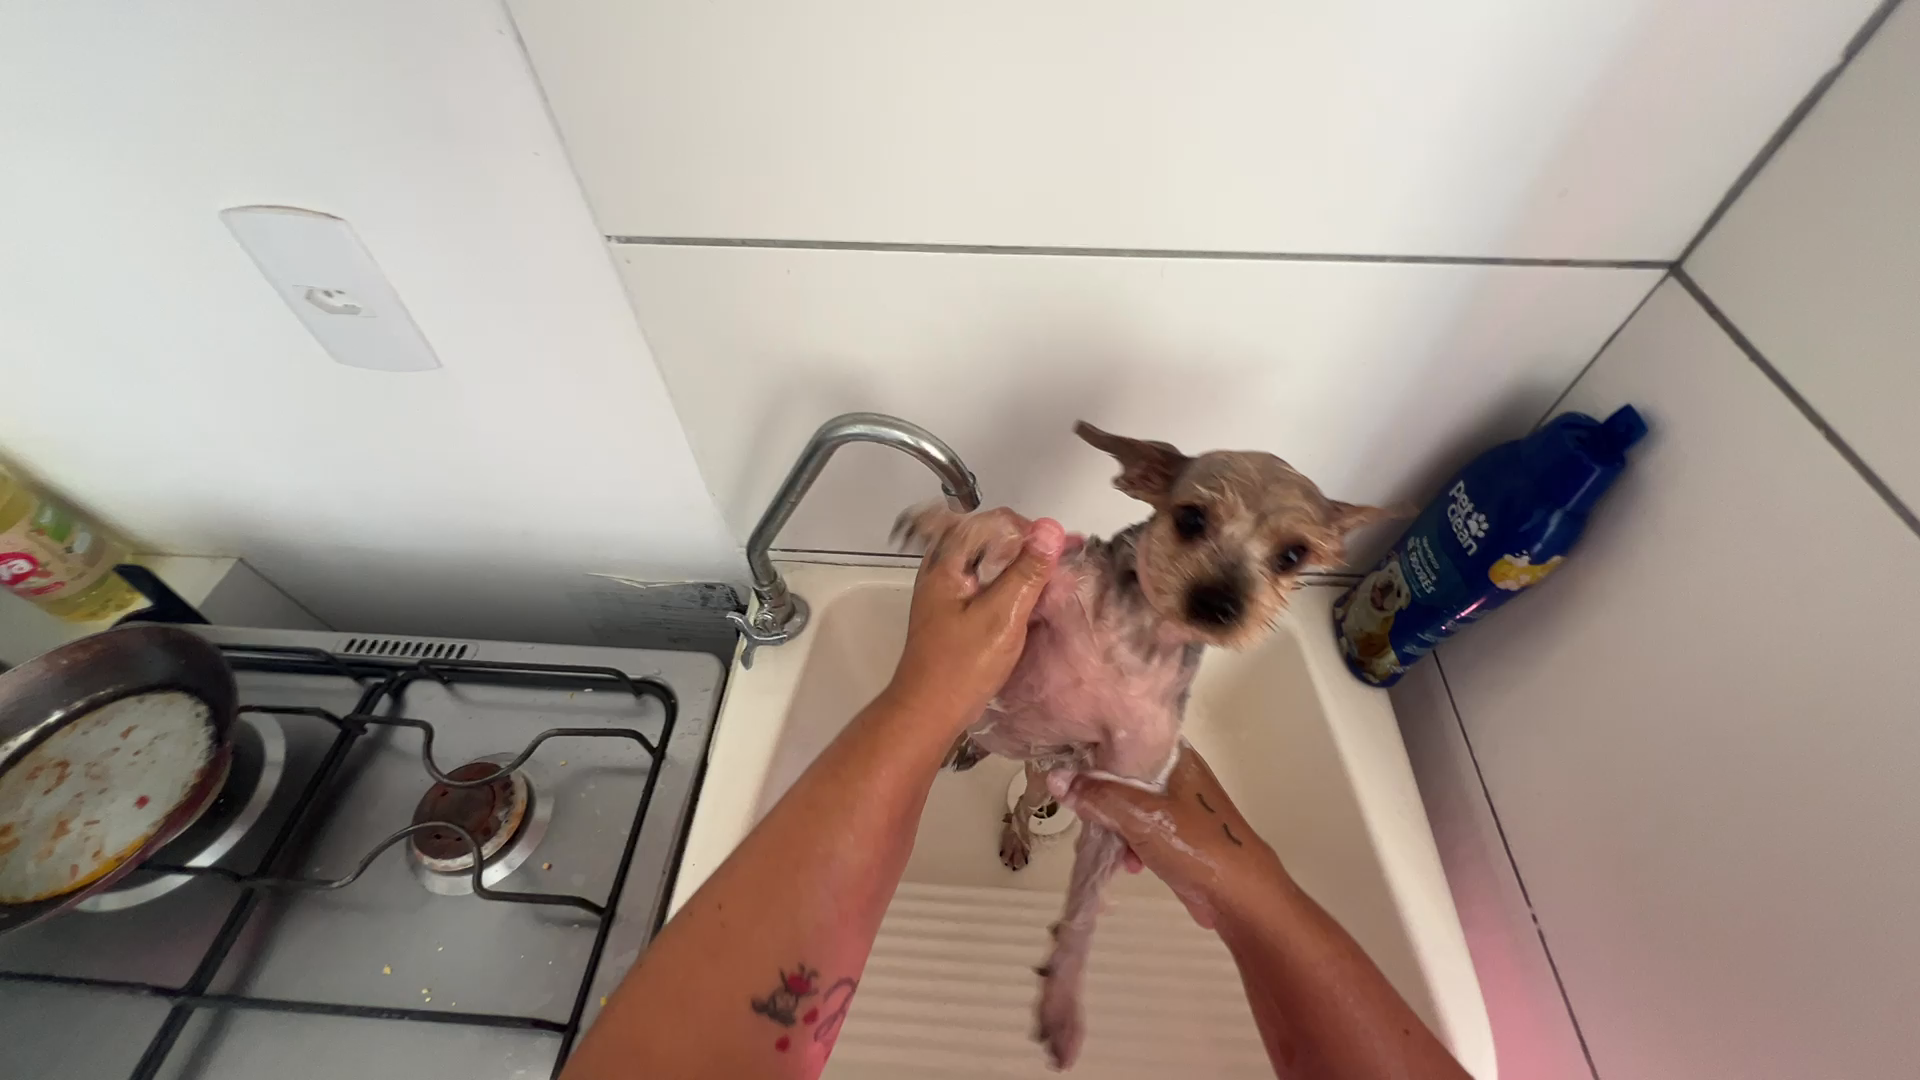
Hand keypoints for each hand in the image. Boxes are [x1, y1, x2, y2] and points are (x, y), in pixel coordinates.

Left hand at [885, 511, 1064, 730]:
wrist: (928, 713)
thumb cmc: (959, 668)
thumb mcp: (1002, 615)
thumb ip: (1026, 572)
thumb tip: (1050, 530)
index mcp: (946, 563)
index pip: (990, 522)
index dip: (1027, 529)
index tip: (1057, 546)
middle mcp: (943, 572)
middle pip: (989, 540)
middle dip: (1028, 545)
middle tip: (1064, 555)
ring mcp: (949, 594)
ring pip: (991, 564)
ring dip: (1024, 566)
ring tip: (1058, 574)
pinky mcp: (958, 615)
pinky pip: (989, 587)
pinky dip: (1015, 587)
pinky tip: (1038, 598)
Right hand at [1051, 746, 1288, 929]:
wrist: (1241, 897)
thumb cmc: (1194, 844)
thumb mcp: (1139, 815)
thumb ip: (1096, 795)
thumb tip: (1054, 777)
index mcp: (1173, 755)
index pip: (1126, 738)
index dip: (1096, 752)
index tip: (1071, 770)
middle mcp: (1177, 772)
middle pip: (1124, 774)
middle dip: (1102, 799)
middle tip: (1088, 818)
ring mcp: (1180, 803)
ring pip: (1130, 803)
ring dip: (1116, 826)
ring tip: (1111, 848)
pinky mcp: (1179, 832)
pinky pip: (1142, 828)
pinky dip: (1132, 843)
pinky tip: (1128, 863)